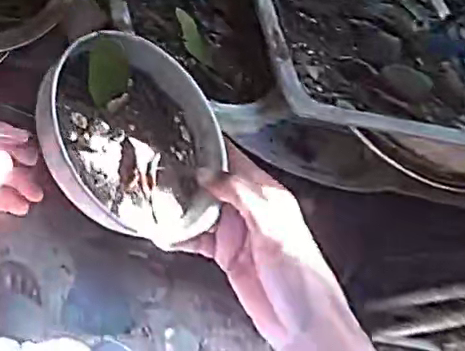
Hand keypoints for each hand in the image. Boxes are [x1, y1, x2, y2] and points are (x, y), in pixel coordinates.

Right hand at [170, 145, 370, 350]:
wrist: (309, 336)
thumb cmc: (307, 283)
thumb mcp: (274, 228)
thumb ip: (241, 194)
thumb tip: (206, 172)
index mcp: (265, 194)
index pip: (231, 157)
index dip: (207, 144)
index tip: (181, 134)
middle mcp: (247, 208)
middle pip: (208, 180)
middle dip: (184, 174)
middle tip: (157, 166)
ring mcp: (235, 231)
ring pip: (197, 206)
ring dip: (177, 204)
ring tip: (155, 198)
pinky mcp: (225, 253)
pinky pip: (195, 237)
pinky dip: (178, 234)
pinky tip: (165, 232)